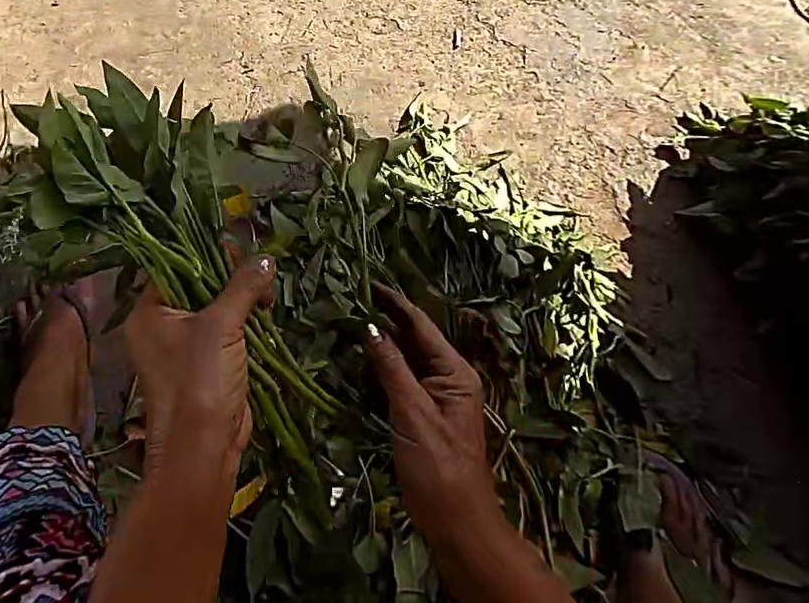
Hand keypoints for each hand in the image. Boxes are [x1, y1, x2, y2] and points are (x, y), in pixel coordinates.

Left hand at [123, 255, 275, 488]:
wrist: (203, 451)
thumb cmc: (200, 382)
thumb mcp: (221, 325)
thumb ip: (243, 286)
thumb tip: (266, 258)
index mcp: (150, 312)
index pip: (175, 266)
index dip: (206, 253)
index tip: (237, 247)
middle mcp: (161, 326)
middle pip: (197, 285)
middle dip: (230, 277)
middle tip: (258, 270)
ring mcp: (183, 347)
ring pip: (215, 307)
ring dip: (241, 299)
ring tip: (266, 295)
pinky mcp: (205, 364)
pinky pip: (225, 331)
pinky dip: (245, 321)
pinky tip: (265, 314)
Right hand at [363, 286, 501, 539]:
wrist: (457, 525)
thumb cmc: (439, 469)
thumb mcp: (412, 414)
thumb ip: (391, 368)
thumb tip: (369, 326)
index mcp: (455, 371)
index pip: (420, 325)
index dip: (394, 303)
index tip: (368, 283)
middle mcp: (448, 376)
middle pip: (413, 337)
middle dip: (385, 317)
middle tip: (352, 297)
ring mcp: (436, 394)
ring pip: (406, 357)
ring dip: (381, 340)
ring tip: (351, 318)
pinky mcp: (423, 411)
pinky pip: (401, 378)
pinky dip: (381, 365)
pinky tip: (360, 357)